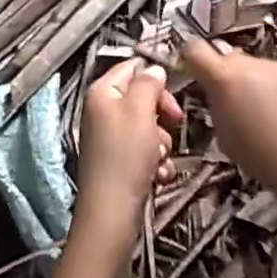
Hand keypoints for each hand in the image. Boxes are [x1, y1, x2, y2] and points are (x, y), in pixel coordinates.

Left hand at [74, 57, 183, 246]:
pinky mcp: (119, 160)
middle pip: (142, 98)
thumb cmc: (126, 155)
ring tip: (159, 158)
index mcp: (102, 91)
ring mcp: (110, 136)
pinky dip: (155, 161)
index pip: (132, 68)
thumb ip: (148, 85)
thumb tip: (154, 68)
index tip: (174, 96)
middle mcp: (102, 110)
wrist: (112, 210)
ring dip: (161, 142)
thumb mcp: (140, 112)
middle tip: (174, 125)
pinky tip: (159, 174)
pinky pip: (144, 150)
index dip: (155, 78)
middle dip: (162, 114)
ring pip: (148, 127)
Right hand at [177, 39, 276, 200]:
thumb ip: (218, 107)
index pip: (195, 50)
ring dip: (256, 84)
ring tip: (271, 117)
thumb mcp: (225, 137)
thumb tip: (220, 98)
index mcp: (224, 78)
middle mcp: (250, 64)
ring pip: (257, 69)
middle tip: (237, 106)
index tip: (195, 72)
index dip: (192, 59)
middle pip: (229, 59)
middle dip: (228, 76)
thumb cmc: (265, 159)